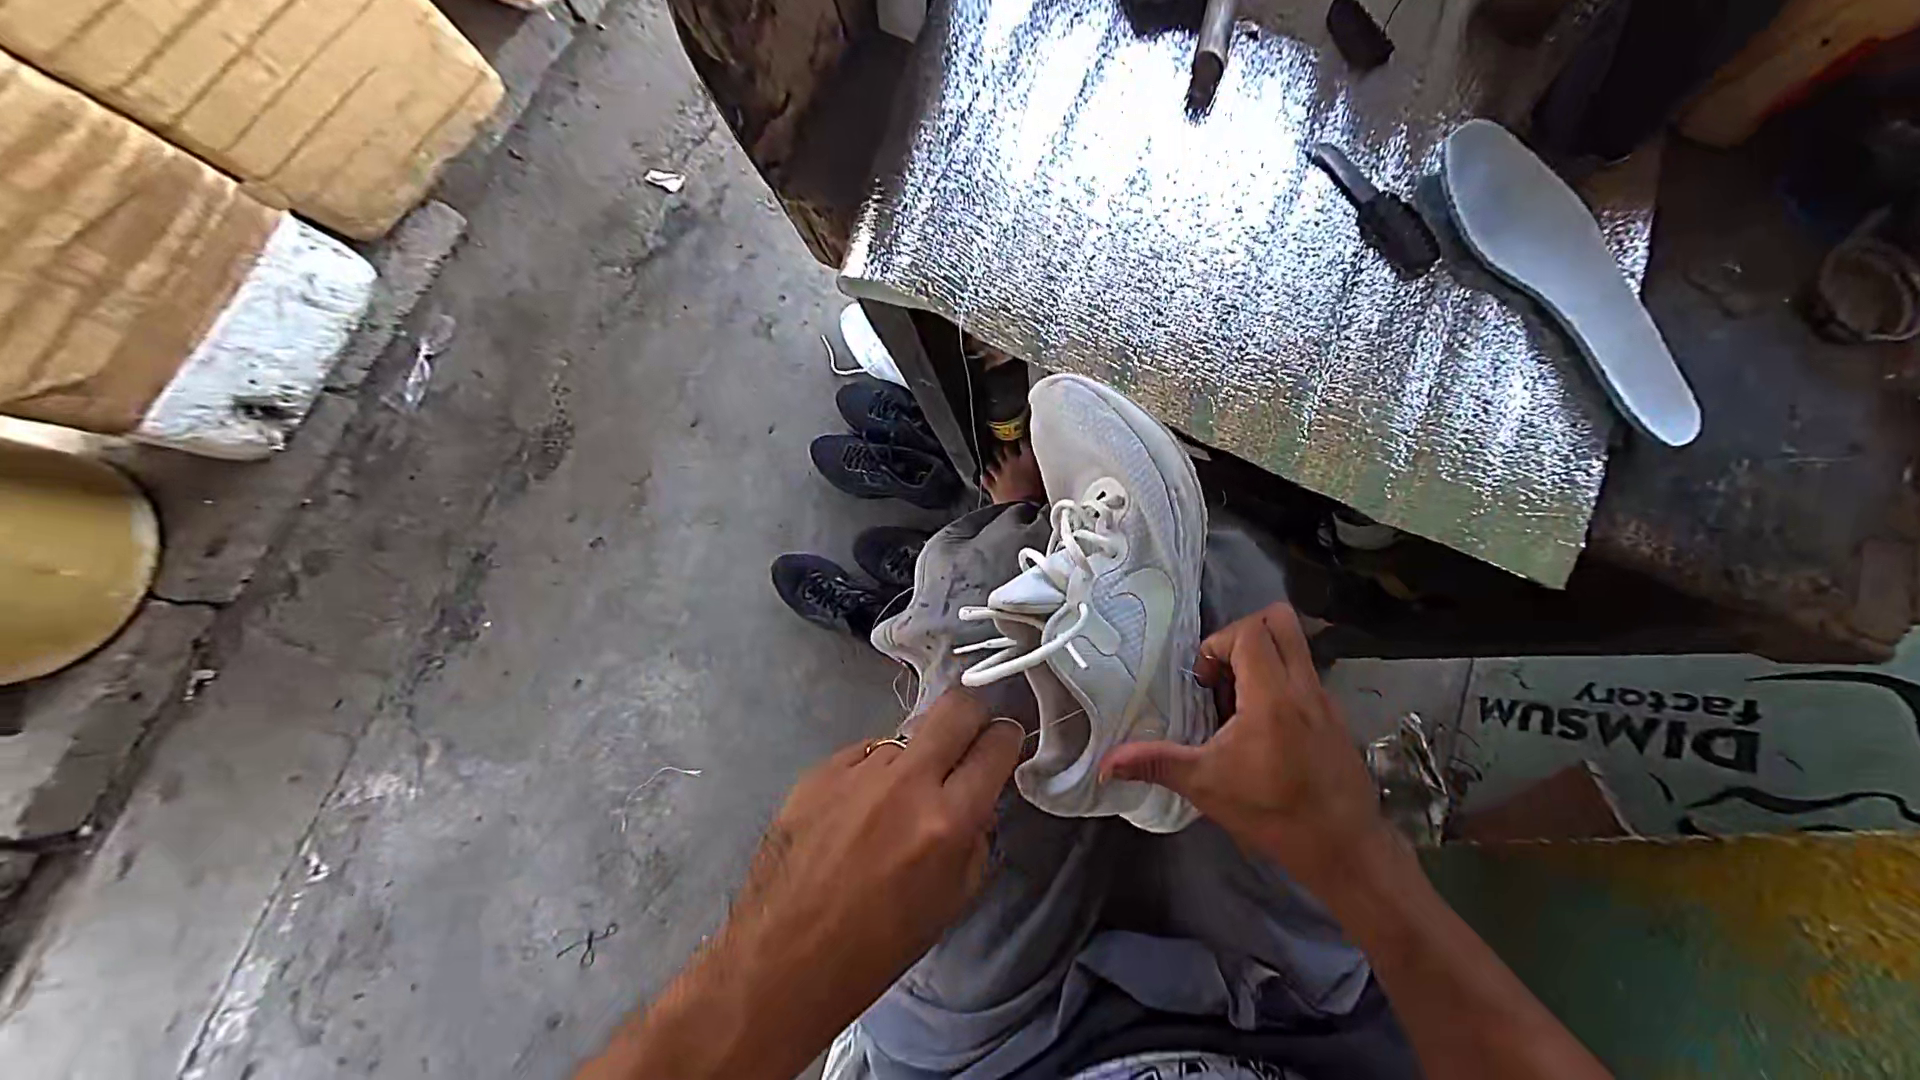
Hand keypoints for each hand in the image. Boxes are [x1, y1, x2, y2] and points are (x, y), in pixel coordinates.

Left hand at [725, 690, 1023, 1033]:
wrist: (786, 955)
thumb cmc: (877, 943)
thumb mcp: (951, 899)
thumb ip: (976, 837)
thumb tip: (980, 798)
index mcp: (947, 821)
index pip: (995, 747)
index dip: (1007, 737)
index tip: (1004, 737)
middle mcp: (906, 783)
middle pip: (956, 708)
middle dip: (973, 712)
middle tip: (970, 731)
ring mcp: (859, 770)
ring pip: (907, 736)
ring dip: (914, 758)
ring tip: (893, 801)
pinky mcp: (821, 768)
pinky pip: (865, 754)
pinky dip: (872, 774)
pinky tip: (857, 810)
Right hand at [1101, 602, 1389, 892]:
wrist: (1345, 849)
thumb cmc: (1272, 812)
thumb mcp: (1205, 785)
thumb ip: (1155, 764)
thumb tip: (1104, 766)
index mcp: (1271, 695)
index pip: (1249, 631)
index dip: (1217, 643)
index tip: (1203, 680)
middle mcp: (1303, 687)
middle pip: (1279, 621)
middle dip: (1242, 633)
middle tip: (1221, 671)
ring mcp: (1325, 700)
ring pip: (1296, 646)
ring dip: (1261, 657)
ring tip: (1238, 699)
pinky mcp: (1335, 717)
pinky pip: (1304, 675)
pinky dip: (1279, 682)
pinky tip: (1262, 727)